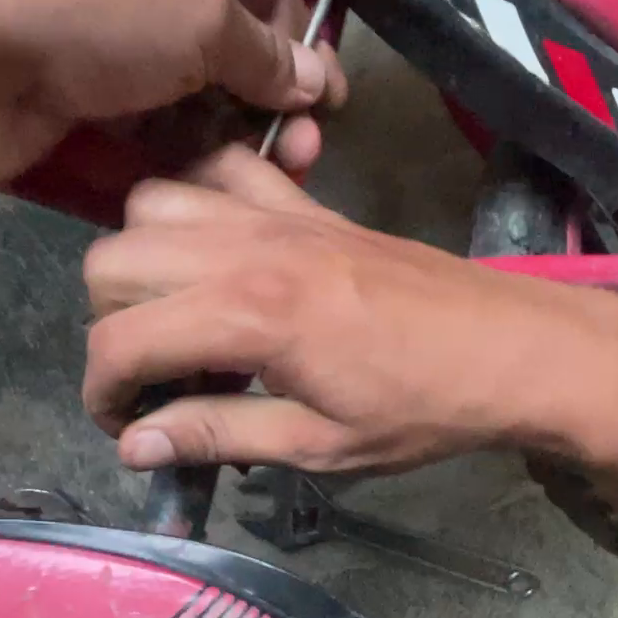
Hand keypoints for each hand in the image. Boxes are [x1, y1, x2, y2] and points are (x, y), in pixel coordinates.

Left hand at [0, 0, 349, 177]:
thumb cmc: (90, 9)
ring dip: (241, 135)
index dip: (299, 40)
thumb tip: (310, 79)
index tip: (325, 93)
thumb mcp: (200, 19)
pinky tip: (221, 184)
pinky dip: (191, 152)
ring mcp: (120, 49)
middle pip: (233, 47)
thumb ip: (262, 52)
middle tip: (302, 150)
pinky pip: (158, 126)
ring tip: (273, 173)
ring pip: (199, 94)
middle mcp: (155, 1)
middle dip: (275, 100)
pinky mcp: (95, 99)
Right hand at [81, 147, 617, 471]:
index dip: (103, 392)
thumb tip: (135, 447)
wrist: (514, 349)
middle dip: (110, 327)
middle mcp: (248, 248)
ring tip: (179, 319)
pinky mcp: (307, 204)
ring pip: (151, 204)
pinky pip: (220, 169)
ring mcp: (277, 214)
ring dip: (141, 263)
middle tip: (155, 379)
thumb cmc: (421, 410)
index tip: (126, 429)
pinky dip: (194, 205)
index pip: (122, 340)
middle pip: (114, 261)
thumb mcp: (317, 444)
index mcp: (251, 317)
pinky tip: (217, 257)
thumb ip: (217, 435)